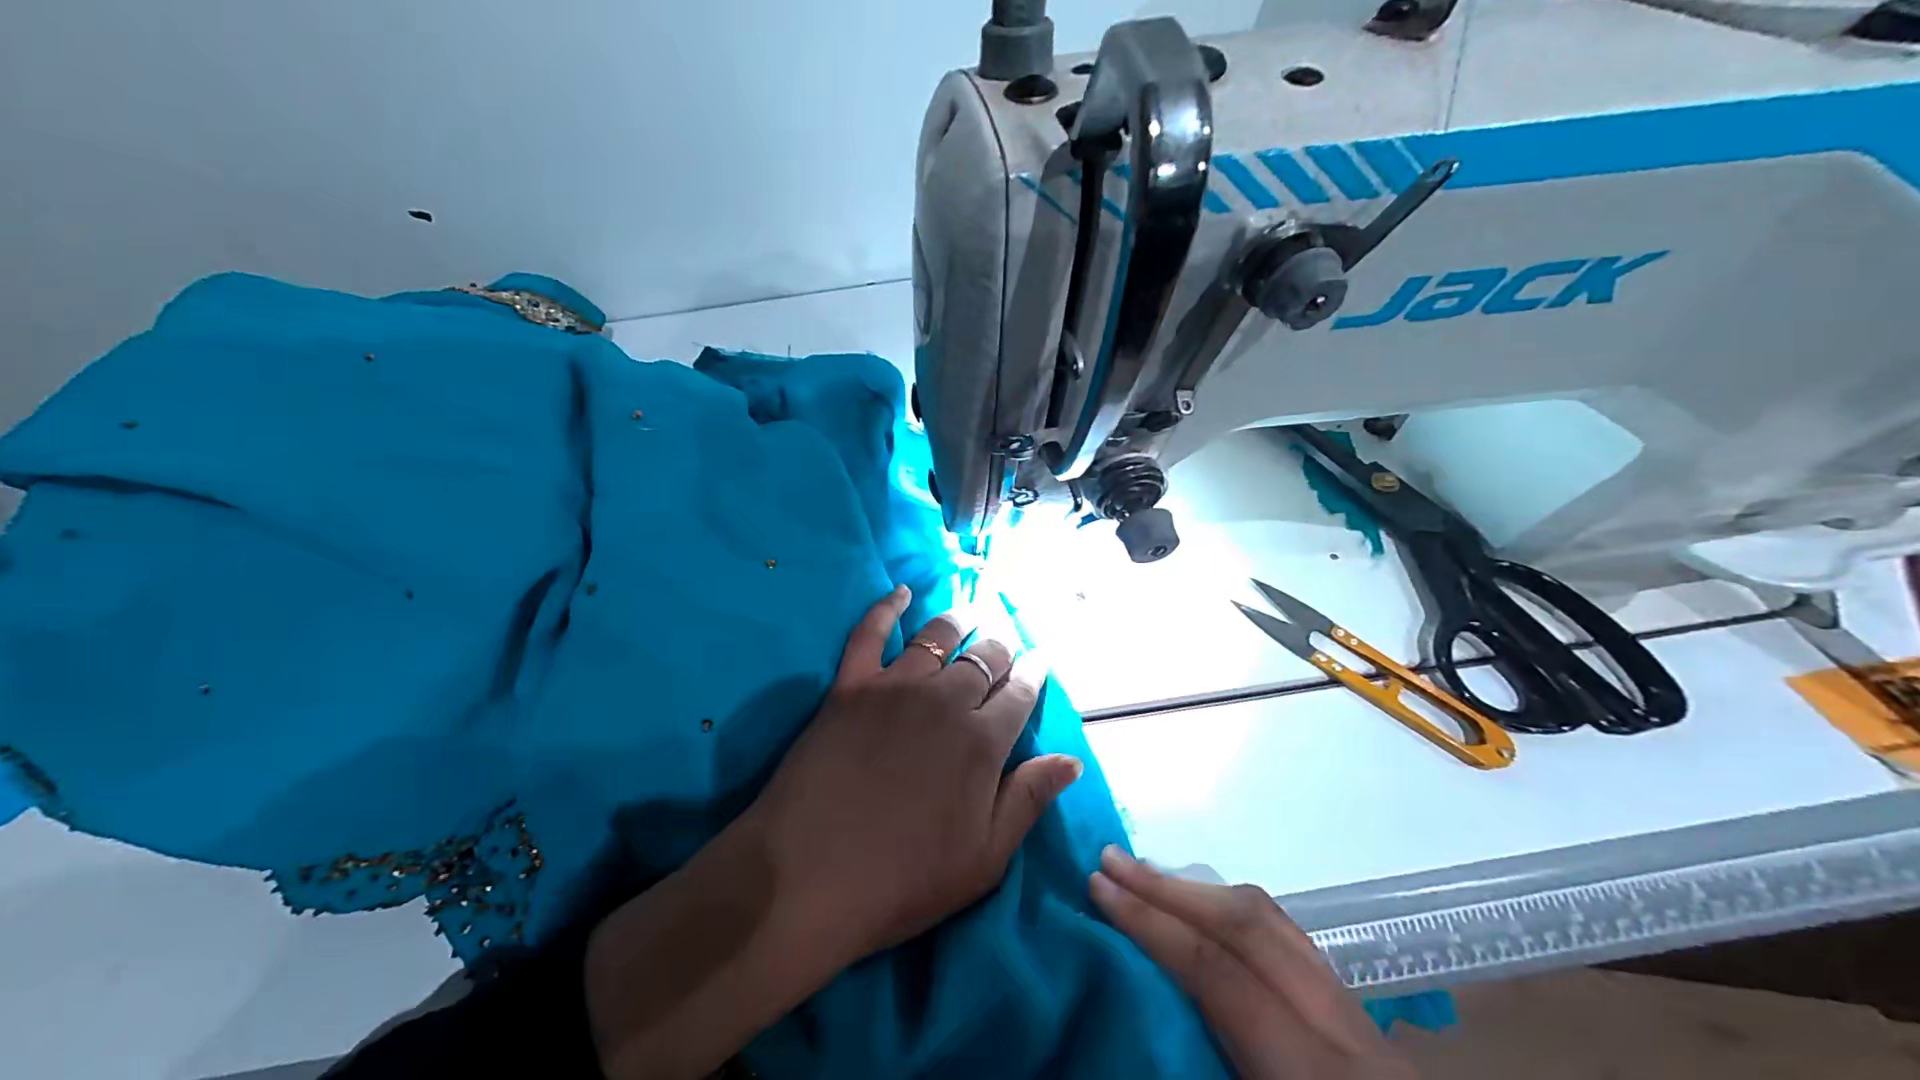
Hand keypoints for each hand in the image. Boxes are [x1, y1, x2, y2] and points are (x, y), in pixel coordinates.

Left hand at [742, 585, 1082, 962]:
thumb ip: (1028, 800)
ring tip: (969, 615)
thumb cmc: (903, 880)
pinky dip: (885, 607)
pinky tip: (899, 592)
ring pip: (937, 638)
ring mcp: (894, 688)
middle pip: (984, 660)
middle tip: (1006, 646)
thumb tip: (1071, 759)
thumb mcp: (984, 858)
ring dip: (958, 623)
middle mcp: (944, 702)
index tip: (1040, 661)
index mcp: (982, 743)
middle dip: (1002, 649)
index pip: (1019, 695)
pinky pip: (869, 633)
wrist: (805, 877)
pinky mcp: (848, 687)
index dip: (1034, 675)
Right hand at [1090, 847, 1416, 1079]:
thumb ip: (1188, 1063)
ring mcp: (1362, 1022)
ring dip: (1202, 893)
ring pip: (1276, 923)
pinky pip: (1291, 942)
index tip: (1098, 888)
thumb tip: (1127, 1009)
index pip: (1220, 973)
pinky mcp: (1361, 1021)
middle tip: (1111, 861)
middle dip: (1171, 888)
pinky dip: (1236, 915)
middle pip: (1251, 926)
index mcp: (1315, 1076)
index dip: (1152, 924)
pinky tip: (1202, 913)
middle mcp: (1349, 1036)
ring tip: (1146, 876)